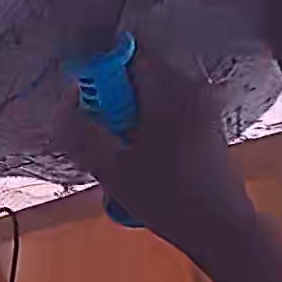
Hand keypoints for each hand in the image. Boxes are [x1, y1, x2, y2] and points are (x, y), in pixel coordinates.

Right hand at [56, 49, 257, 250]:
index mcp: (173, 94)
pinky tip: (130, 150)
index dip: (100, 67)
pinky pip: (158, 105)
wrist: (219, 228)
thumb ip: (82, 131)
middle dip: (107, 93)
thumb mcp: (111, 166)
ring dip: (120, 109)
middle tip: (92, 126)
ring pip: (145, 91)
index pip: (131, 54)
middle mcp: (191, 91)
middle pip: (136, 72)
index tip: (82, 92)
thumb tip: (63, 106)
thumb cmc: (166, 196)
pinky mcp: (200, 122)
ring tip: (110, 143)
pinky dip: (137, 119)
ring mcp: (199, 106)